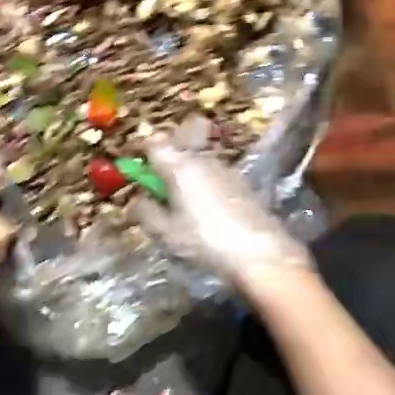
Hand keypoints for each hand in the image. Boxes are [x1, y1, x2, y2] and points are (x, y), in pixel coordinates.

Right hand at [138, 122, 313, 293]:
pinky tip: (208, 212)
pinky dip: (204, 184)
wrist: (259, 251)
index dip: (141, 151)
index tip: (136, 168)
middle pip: (176, 150)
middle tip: (158, 191)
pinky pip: (213, 174)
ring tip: (183, 206)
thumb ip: (146, 212)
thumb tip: (136, 200)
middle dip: (164, 165)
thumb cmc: (205, 240)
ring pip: (196, 162)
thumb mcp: (166, 233)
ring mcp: (224, 167)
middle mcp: (201, 158)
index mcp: (179, 166)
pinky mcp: (241, 181)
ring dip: (185, 175)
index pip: (153, 143)